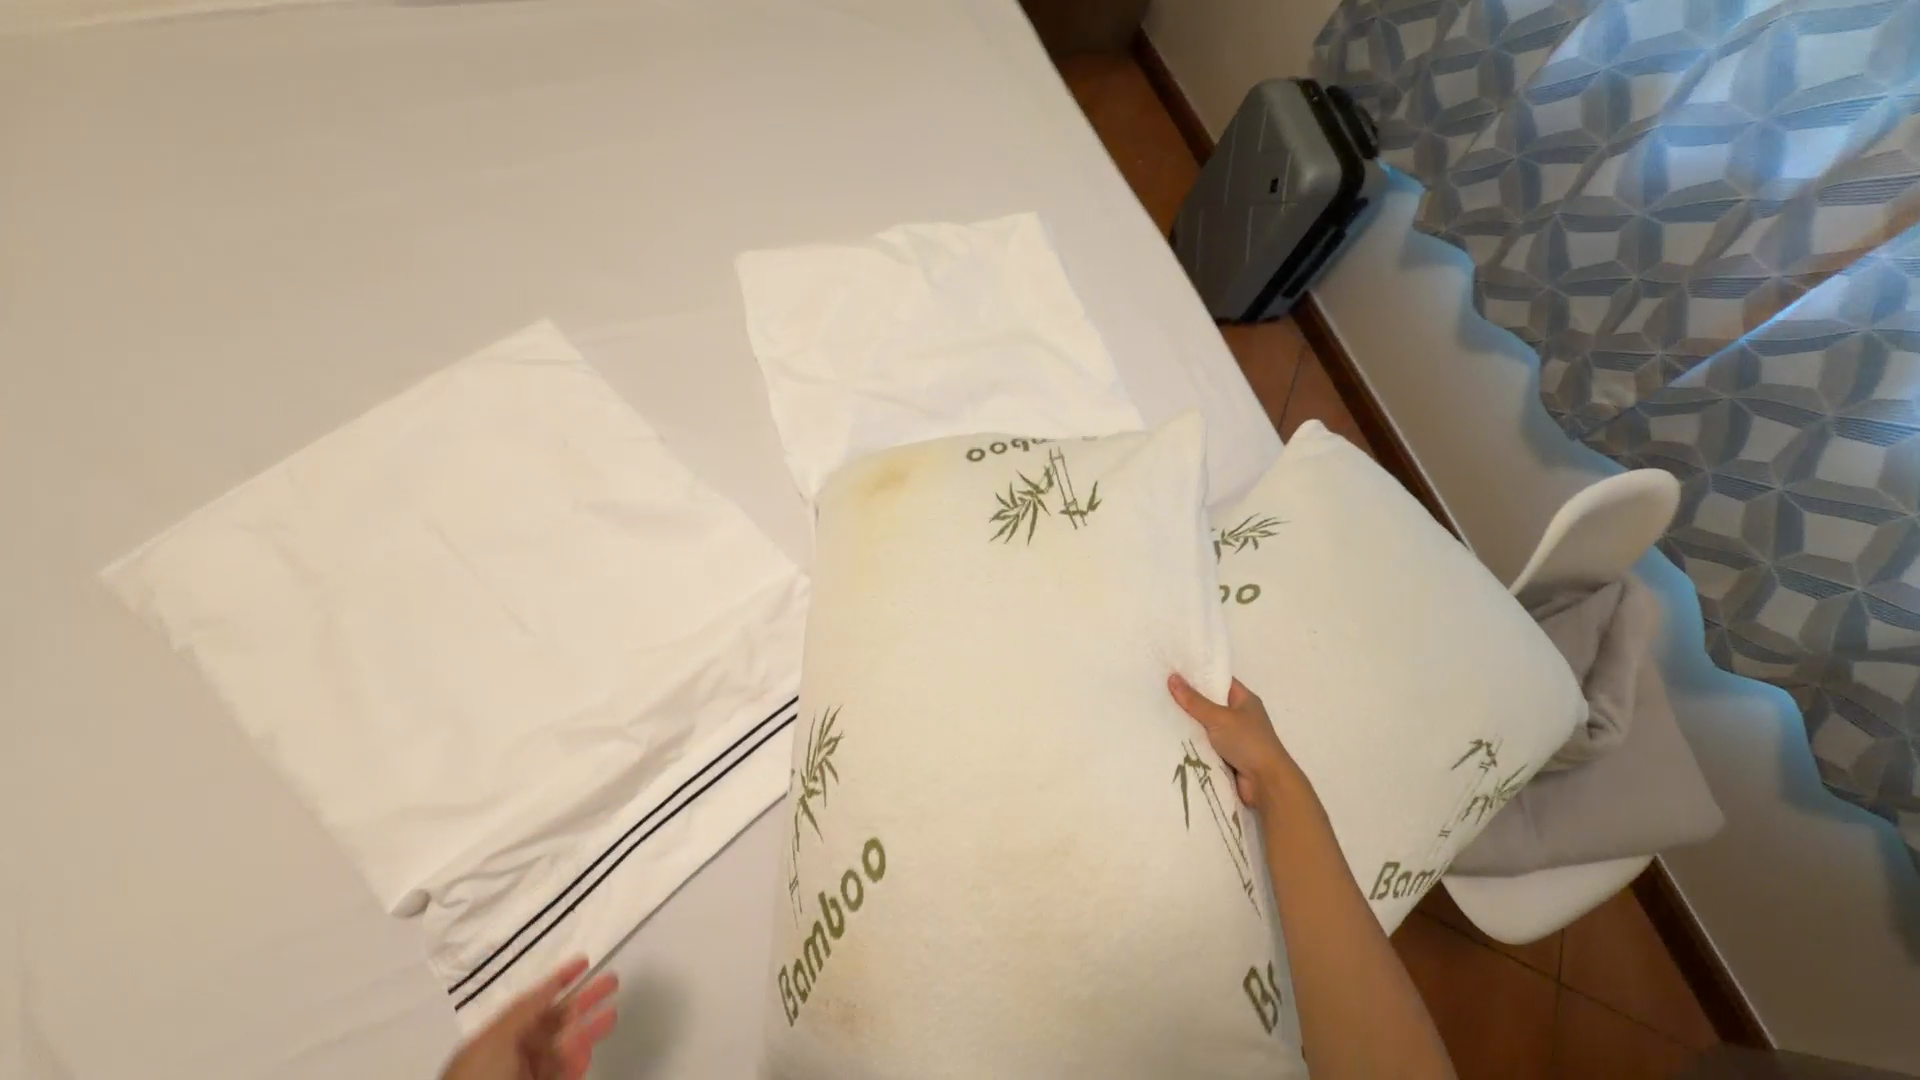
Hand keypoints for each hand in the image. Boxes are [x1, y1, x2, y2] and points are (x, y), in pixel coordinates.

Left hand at [440, 957, 618, 1079]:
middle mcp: (515, 1055)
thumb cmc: (478, 1078)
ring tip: (612, 1014)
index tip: (585, 962)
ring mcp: (530, 1075)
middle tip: (612, 981)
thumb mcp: (495, 1039)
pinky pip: (565, 1073)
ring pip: (564, 1048)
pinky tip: (588, 1053)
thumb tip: (552, 985)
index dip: (558, 981)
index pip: (533, 1003)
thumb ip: (525, 1010)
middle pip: (556, 1022)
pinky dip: (577, 1063)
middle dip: (584, 1001)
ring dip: (588, 1030)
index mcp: (498, 1038)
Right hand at [1168, 674, 1306, 816]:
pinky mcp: (1227, 755)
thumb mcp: (1219, 717)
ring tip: (1160, 711)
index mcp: (1244, 700)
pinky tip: (1170, 736)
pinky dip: (1192, 742)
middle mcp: (1240, 716)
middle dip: (1189, 699)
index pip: (1219, 681)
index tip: (1174, 670)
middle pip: (1210, 703)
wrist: (1266, 783)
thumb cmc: (1248, 742)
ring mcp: (1234, 736)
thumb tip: (1172, 677)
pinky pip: (1205, 743)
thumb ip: (1194, 701)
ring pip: (1205, 725)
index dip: (1198, 675)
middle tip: (1160, 690)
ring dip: (1188, 723)